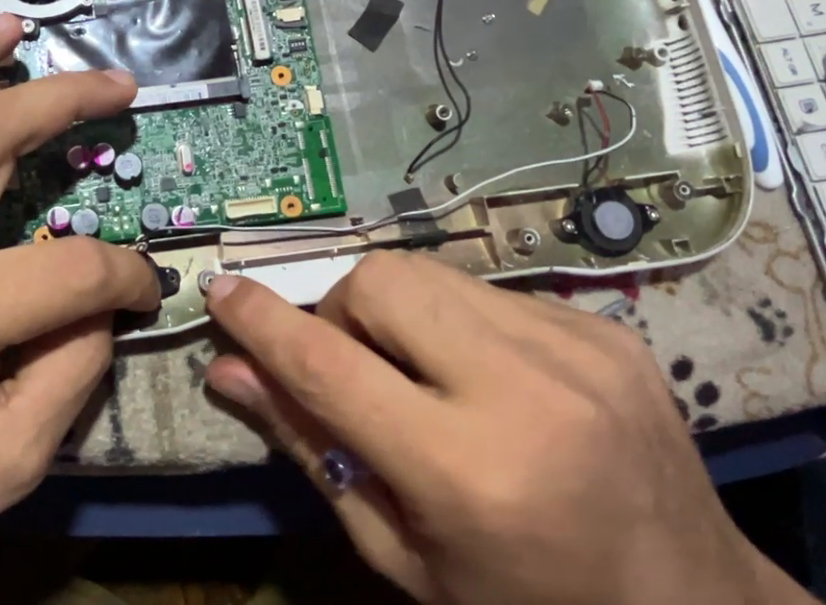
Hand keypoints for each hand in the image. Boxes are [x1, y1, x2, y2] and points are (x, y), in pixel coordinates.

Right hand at [203, 253, 811, 604]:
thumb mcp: (400, 553)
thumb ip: (311, 449)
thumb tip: (231, 373)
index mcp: (467, 471)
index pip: (328, 366)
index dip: (261, 322)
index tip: (220, 292)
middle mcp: (525, 390)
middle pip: (379, 282)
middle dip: (340, 312)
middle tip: (350, 367)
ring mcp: (576, 347)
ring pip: (429, 273)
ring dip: (394, 312)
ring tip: (416, 372)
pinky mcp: (605, 328)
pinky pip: (487, 290)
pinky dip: (456, 323)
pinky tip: (483, 379)